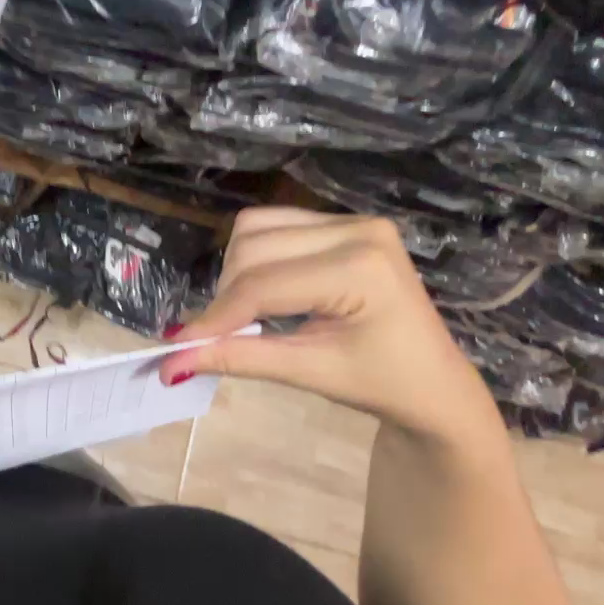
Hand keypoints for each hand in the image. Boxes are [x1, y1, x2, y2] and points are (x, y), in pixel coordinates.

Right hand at [158, 207, 502, 442]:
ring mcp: (353, 220)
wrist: (434, 383)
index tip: (182, 345)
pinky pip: (273, 226)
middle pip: (252, 248)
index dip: (217, 316)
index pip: (262, 285)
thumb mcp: (308, 372)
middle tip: (223, 335)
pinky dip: (254, 259)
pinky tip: (266, 292)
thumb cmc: (381, 384)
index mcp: (361, 268)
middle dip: (226, 294)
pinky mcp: (344, 223)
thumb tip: (169, 364)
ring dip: (236, 272)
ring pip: (255, 229)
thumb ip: (238, 358)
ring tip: (247, 314)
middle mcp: (358, 229)